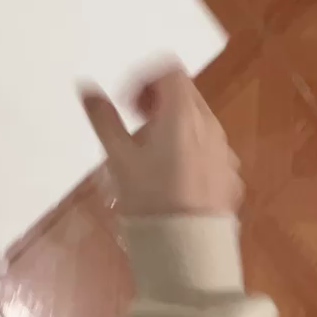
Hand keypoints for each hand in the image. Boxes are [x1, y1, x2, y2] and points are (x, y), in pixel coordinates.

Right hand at [80, 63, 241, 216]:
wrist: (187, 245)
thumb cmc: (149, 197)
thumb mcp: (118, 158)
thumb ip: (103, 119)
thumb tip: (86, 88)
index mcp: (182, 115)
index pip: (170, 72)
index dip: (144, 79)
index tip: (126, 105)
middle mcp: (210, 126)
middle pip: (185, 95)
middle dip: (156, 104)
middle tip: (132, 130)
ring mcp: (224, 150)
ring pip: (197, 122)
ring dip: (172, 127)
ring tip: (148, 158)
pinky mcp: (229, 174)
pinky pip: (208, 148)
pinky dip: (188, 149)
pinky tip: (171, 178)